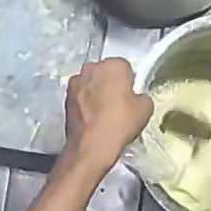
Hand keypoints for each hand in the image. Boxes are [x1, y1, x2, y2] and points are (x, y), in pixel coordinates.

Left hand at [65, 58, 151, 173]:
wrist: (91, 146)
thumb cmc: (121, 123)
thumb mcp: (146, 109)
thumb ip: (142, 96)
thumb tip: (135, 97)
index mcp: (112, 65)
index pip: (126, 67)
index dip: (130, 81)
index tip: (132, 96)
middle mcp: (90, 68)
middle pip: (105, 72)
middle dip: (111, 83)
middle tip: (119, 103)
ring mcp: (75, 82)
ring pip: (91, 83)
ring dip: (97, 92)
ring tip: (104, 113)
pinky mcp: (65, 97)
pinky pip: (81, 96)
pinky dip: (86, 103)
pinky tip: (93, 118)